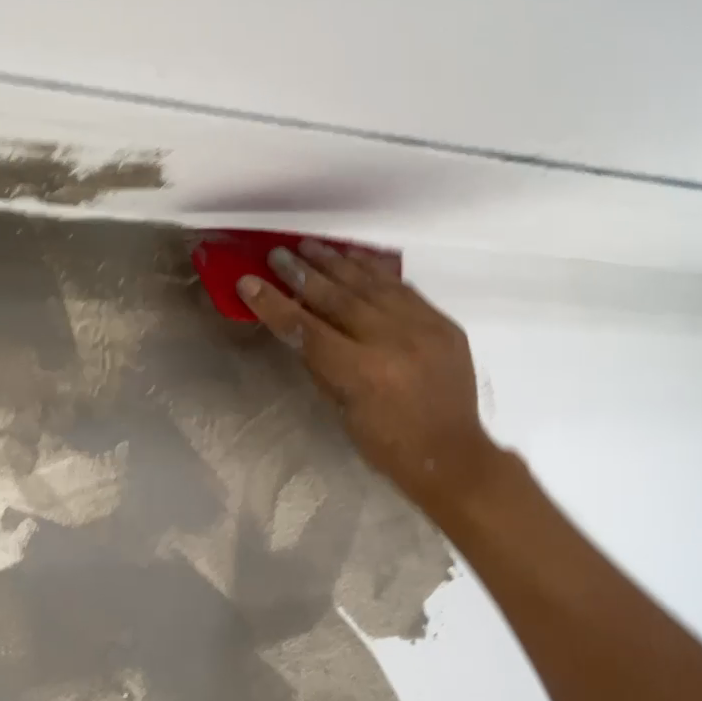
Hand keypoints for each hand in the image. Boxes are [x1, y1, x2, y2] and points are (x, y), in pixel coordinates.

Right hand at [238, 241, 497, 505]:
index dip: (273, 304)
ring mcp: (421, 327)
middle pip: (336, 297)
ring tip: (309, 246)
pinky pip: (402, 288)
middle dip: (301, 273)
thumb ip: (322, 365)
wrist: (453, 454)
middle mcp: (392, 340)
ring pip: (370, 284)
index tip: (248, 282)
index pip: (305, 328)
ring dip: (335, 262)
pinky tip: (353, 259)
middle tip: (276, 254)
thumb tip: (301, 327)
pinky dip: (373, 272)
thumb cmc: (386, 445)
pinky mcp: (441, 323)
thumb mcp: (341, 409)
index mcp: (361, 371)